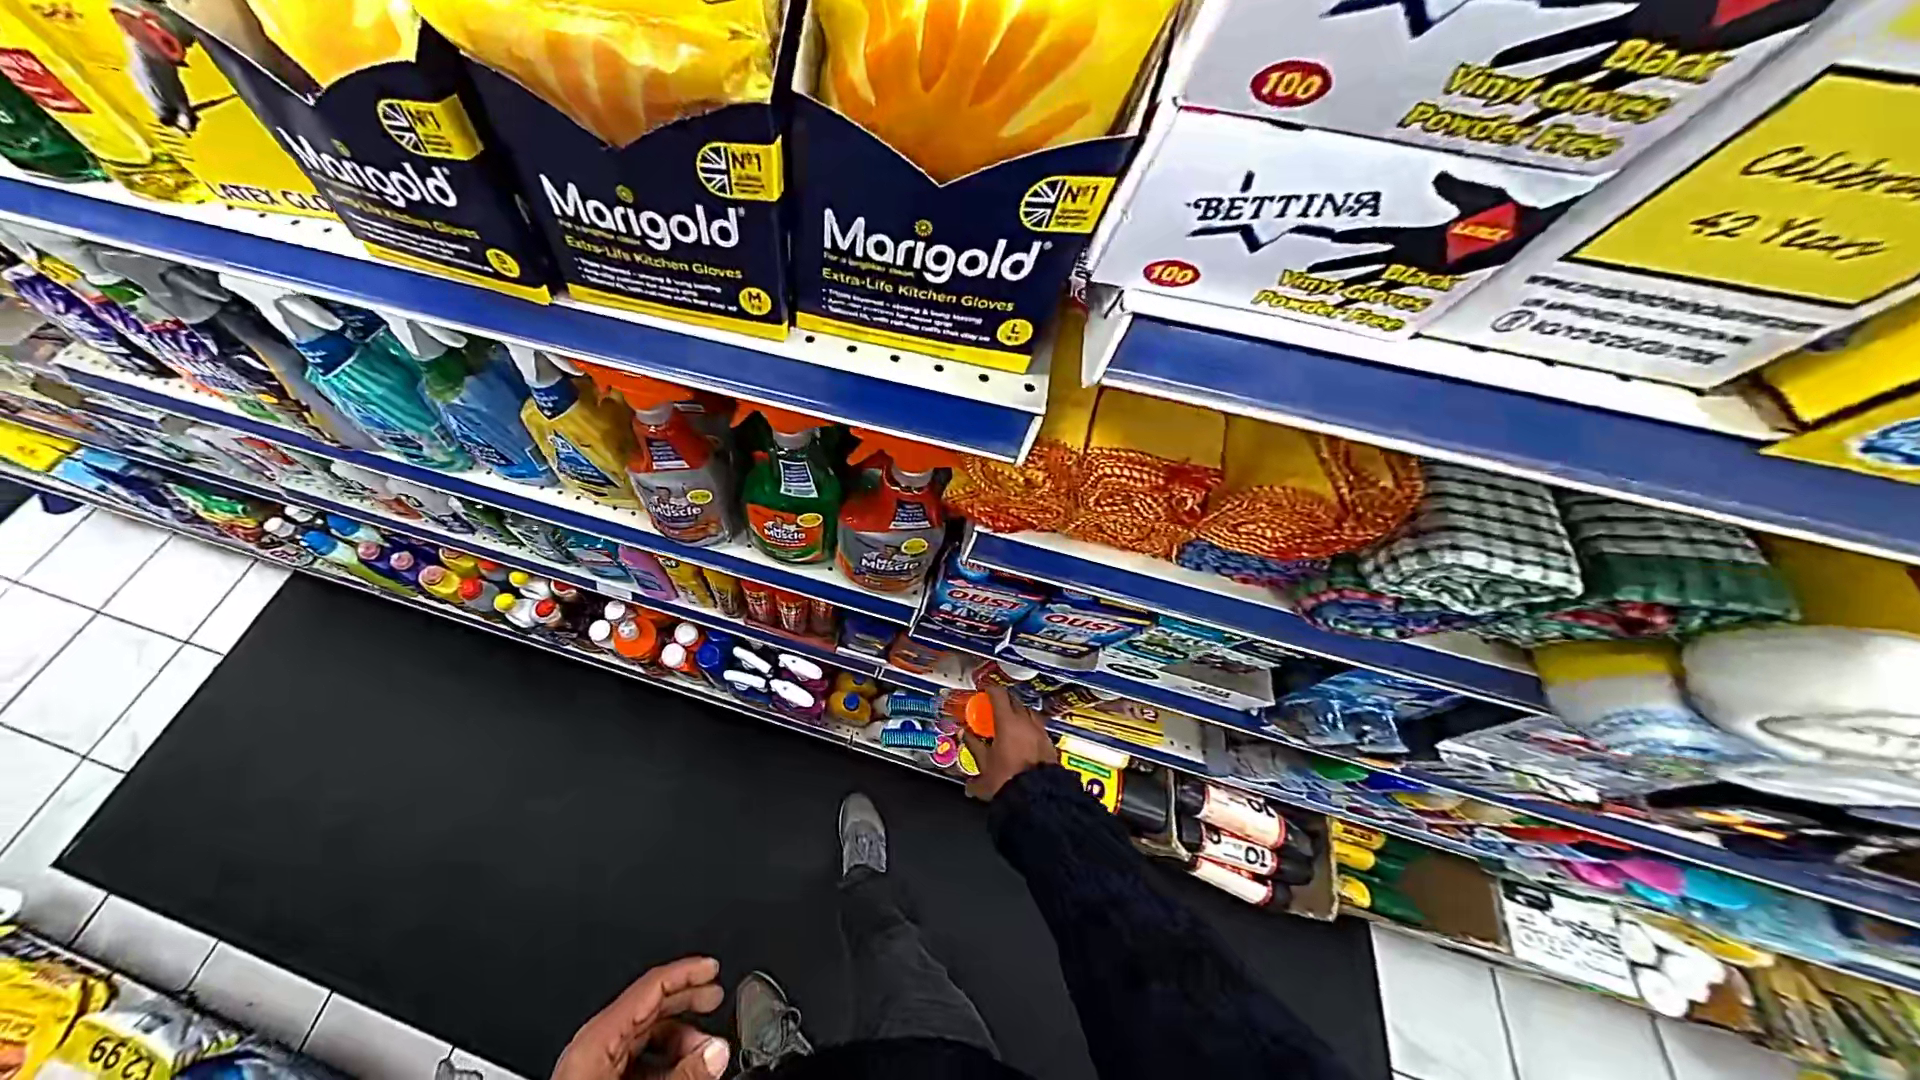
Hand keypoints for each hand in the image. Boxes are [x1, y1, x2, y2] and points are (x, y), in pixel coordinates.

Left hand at [550, 957, 730, 1079]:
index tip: (712, 969)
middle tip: (715, 1001)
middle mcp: (591, 1049)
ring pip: (644, 1037)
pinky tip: (680, 1075)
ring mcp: (591, 1070)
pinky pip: (635, 1062)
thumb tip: (716, 1051)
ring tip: (703, 1055)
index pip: (650, 986)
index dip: (686, 972)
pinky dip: (662, 1063)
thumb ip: (683, 1076)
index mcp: (596, 1042)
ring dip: (678, 1041)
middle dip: (687, 1005)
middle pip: (649, 1009)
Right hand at [962, 685, 1057, 800]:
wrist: (1038, 797)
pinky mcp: (1049, 743)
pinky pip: (1037, 727)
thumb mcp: (984, 765)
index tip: (984, 690)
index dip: (990, 689)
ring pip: (1028, 712)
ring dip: (1018, 713)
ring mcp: (1040, 731)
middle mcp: (1026, 722)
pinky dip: (1028, 727)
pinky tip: (1023, 739)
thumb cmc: (1009, 781)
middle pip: (1014, 700)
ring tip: (1009, 723)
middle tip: (993, 707)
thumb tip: (967, 737)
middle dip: (1003, 700)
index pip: (998, 695)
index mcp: (1008, 722)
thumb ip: (974, 747)